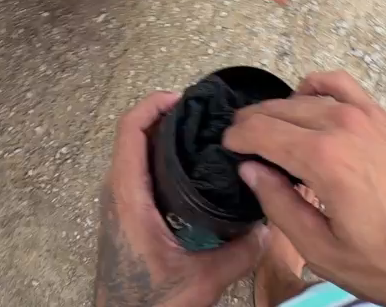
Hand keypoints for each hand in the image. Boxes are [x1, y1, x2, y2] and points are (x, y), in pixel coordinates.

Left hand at [95, 92, 263, 306]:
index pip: (130, 129)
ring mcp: (119, 201)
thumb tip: (268, 224)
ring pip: (135, 149)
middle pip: (133, 132)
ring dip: (161, 133)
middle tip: (202, 113)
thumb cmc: (150, 303)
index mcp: (128, 195)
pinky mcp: (125, 212)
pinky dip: (159, 154)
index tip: (185, 98)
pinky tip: (190, 167)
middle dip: (165, 114)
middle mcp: (117, 190)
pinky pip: (138, 167)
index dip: (153, 103)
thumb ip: (238, 253)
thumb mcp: (200, 280)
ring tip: (200, 133)